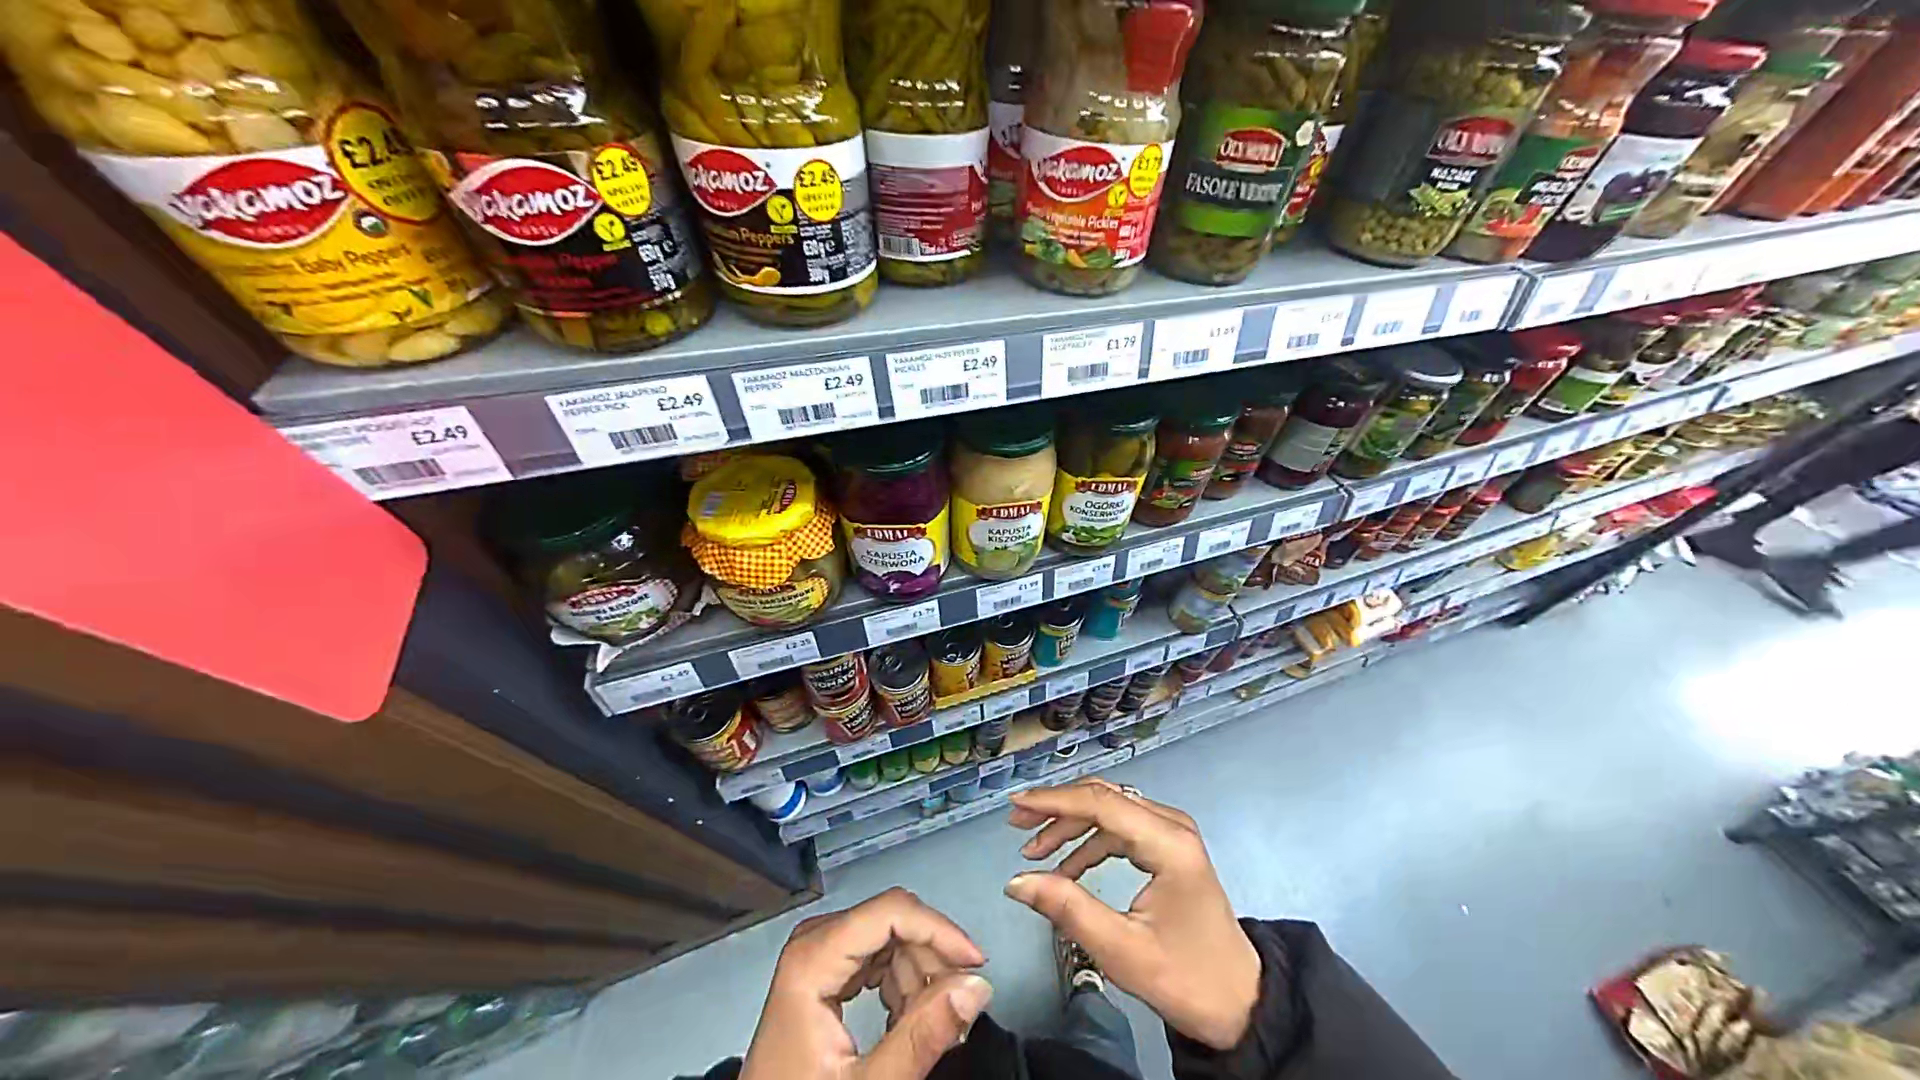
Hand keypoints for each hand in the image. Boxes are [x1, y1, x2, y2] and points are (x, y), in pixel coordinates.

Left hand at [740, 887, 993, 1079]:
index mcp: (812, 958)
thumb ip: (921, 1037)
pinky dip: (900, 982)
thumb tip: (976, 987)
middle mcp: (812, 942)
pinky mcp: (822, 970)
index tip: (976, 966)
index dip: (939, 930)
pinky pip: (876, 955)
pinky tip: (905, 1020)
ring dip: (919, 974)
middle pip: (892, 921)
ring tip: (929, 1025)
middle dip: (931, 958)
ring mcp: (816, 953)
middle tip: (956, 1009)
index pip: (891, 910)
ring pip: (889, 936)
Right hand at [1004, 779, 1259, 1050]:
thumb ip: (1068, 909)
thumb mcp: (1121, 950)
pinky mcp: (1168, 847)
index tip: (1015, 805)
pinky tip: (1065, 868)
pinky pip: (1119, 828)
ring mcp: (1172, 834)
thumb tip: (1016, 881)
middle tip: (1017, 826)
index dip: (1052, 800)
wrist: (1241, 1002)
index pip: (1100, 802)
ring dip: (1069, 825)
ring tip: (1034, 850)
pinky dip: (1088, 841)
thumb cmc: (1185, 978)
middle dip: (1056, 808)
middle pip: (1103, 798)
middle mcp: (1172, 826)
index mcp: (1168, 844)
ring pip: (1108, 810)